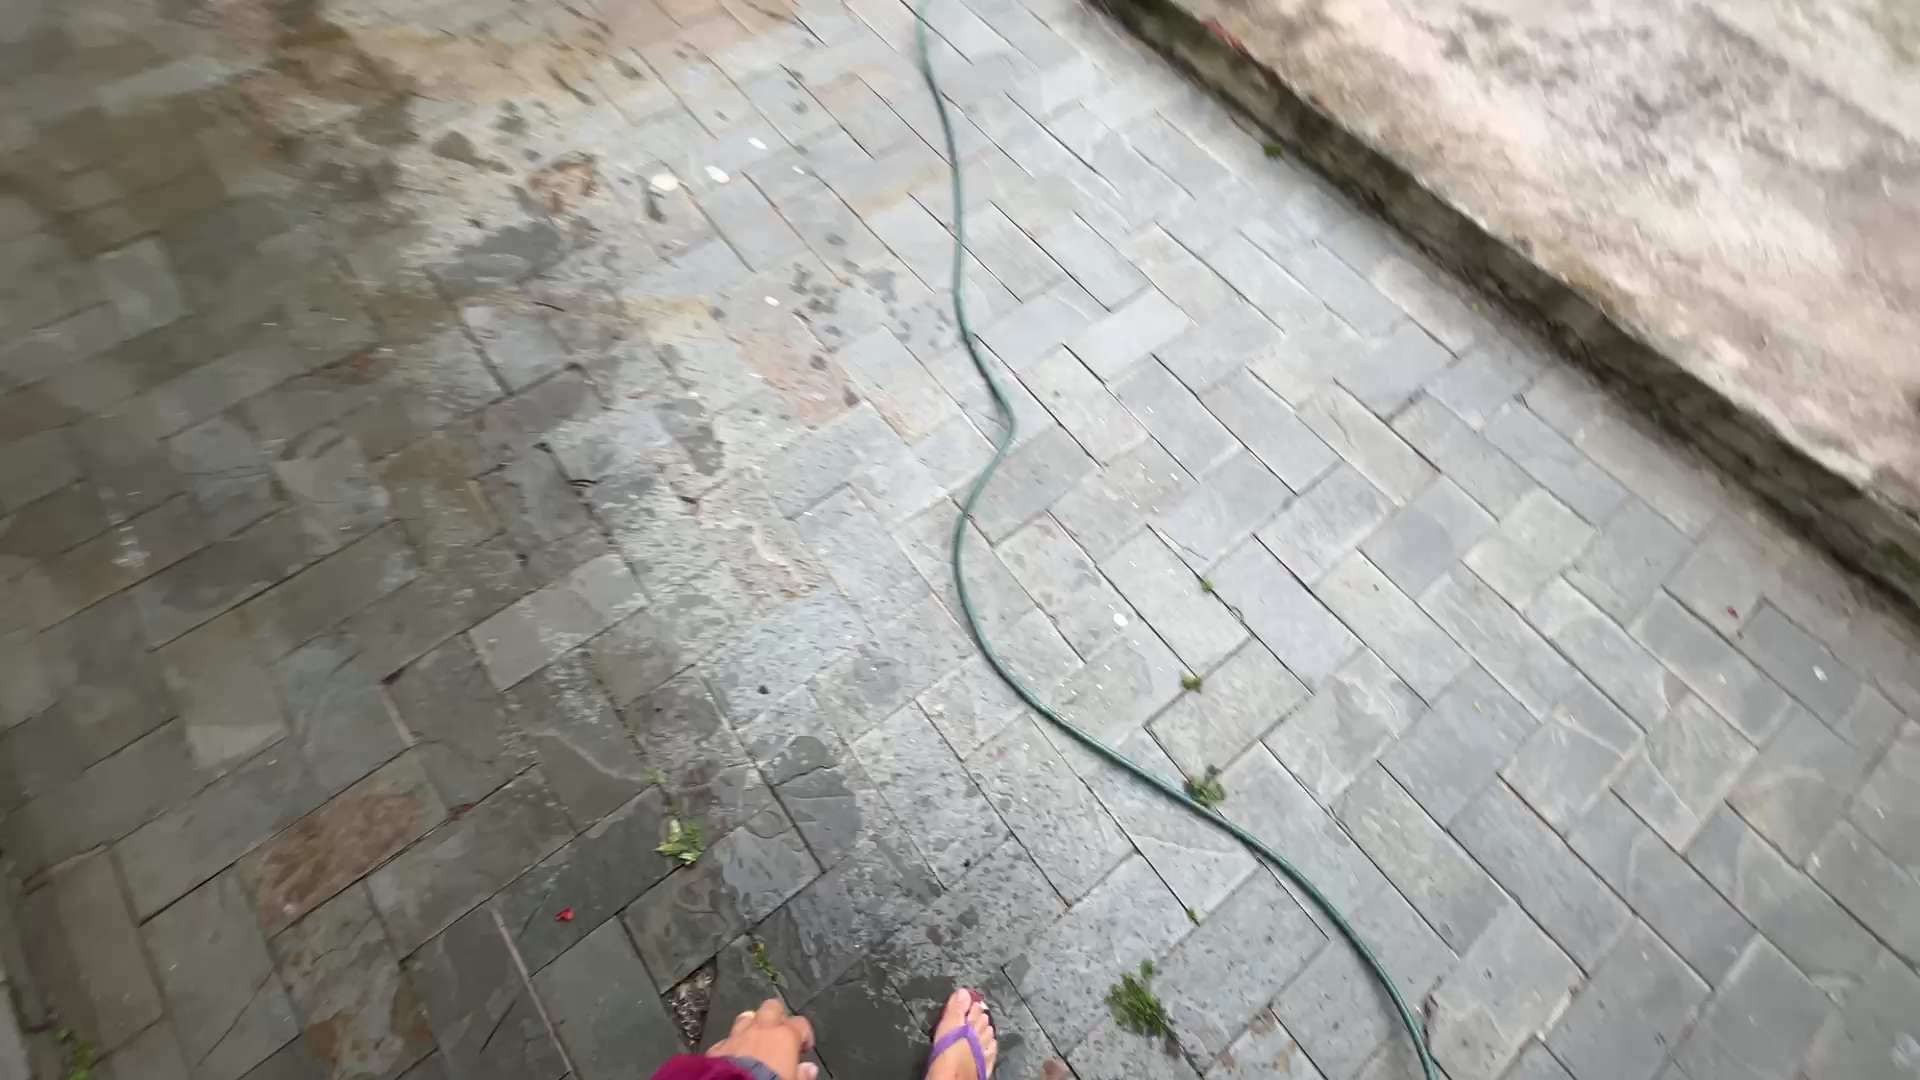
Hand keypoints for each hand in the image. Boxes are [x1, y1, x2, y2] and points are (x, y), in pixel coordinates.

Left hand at [706, 999, 817, 1079]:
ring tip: (754, 1040)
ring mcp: (737, 1036)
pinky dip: (731, 1047)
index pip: (800, 1024)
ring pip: (746, 1018)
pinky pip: (726, 1041)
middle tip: (778, 1035)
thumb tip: (809, 1069)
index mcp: (785, 1036)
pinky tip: (732, 1057)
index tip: (804, 1048)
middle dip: (776, 1017)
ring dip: (751, 1026)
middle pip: (772, 1007)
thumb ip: (802, 1074)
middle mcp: (762, 1029)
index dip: (804, 1034)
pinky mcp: (717, 1049)